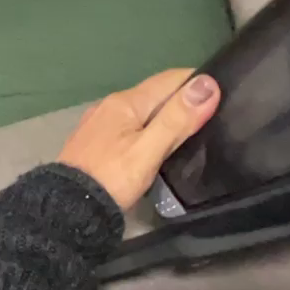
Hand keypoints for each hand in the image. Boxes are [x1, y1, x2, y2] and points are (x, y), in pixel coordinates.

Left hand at [57, 69, 221, 210]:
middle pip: (155, 95)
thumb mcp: (148, 150)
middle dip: (182, 102)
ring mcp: (98, 124)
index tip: (223, 98)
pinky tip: (154, 147)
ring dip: (164, 118)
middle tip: (211, 119)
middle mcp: (109, 106)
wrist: (66, 210)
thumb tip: (208, 83)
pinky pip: (127, 128)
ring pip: (141, 113)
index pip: (171, 79)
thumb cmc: (110, 180)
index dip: (198, 84)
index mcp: (125, 102)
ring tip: (188, 135)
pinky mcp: (93, 143)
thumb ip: (176, 119)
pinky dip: (145, 131)